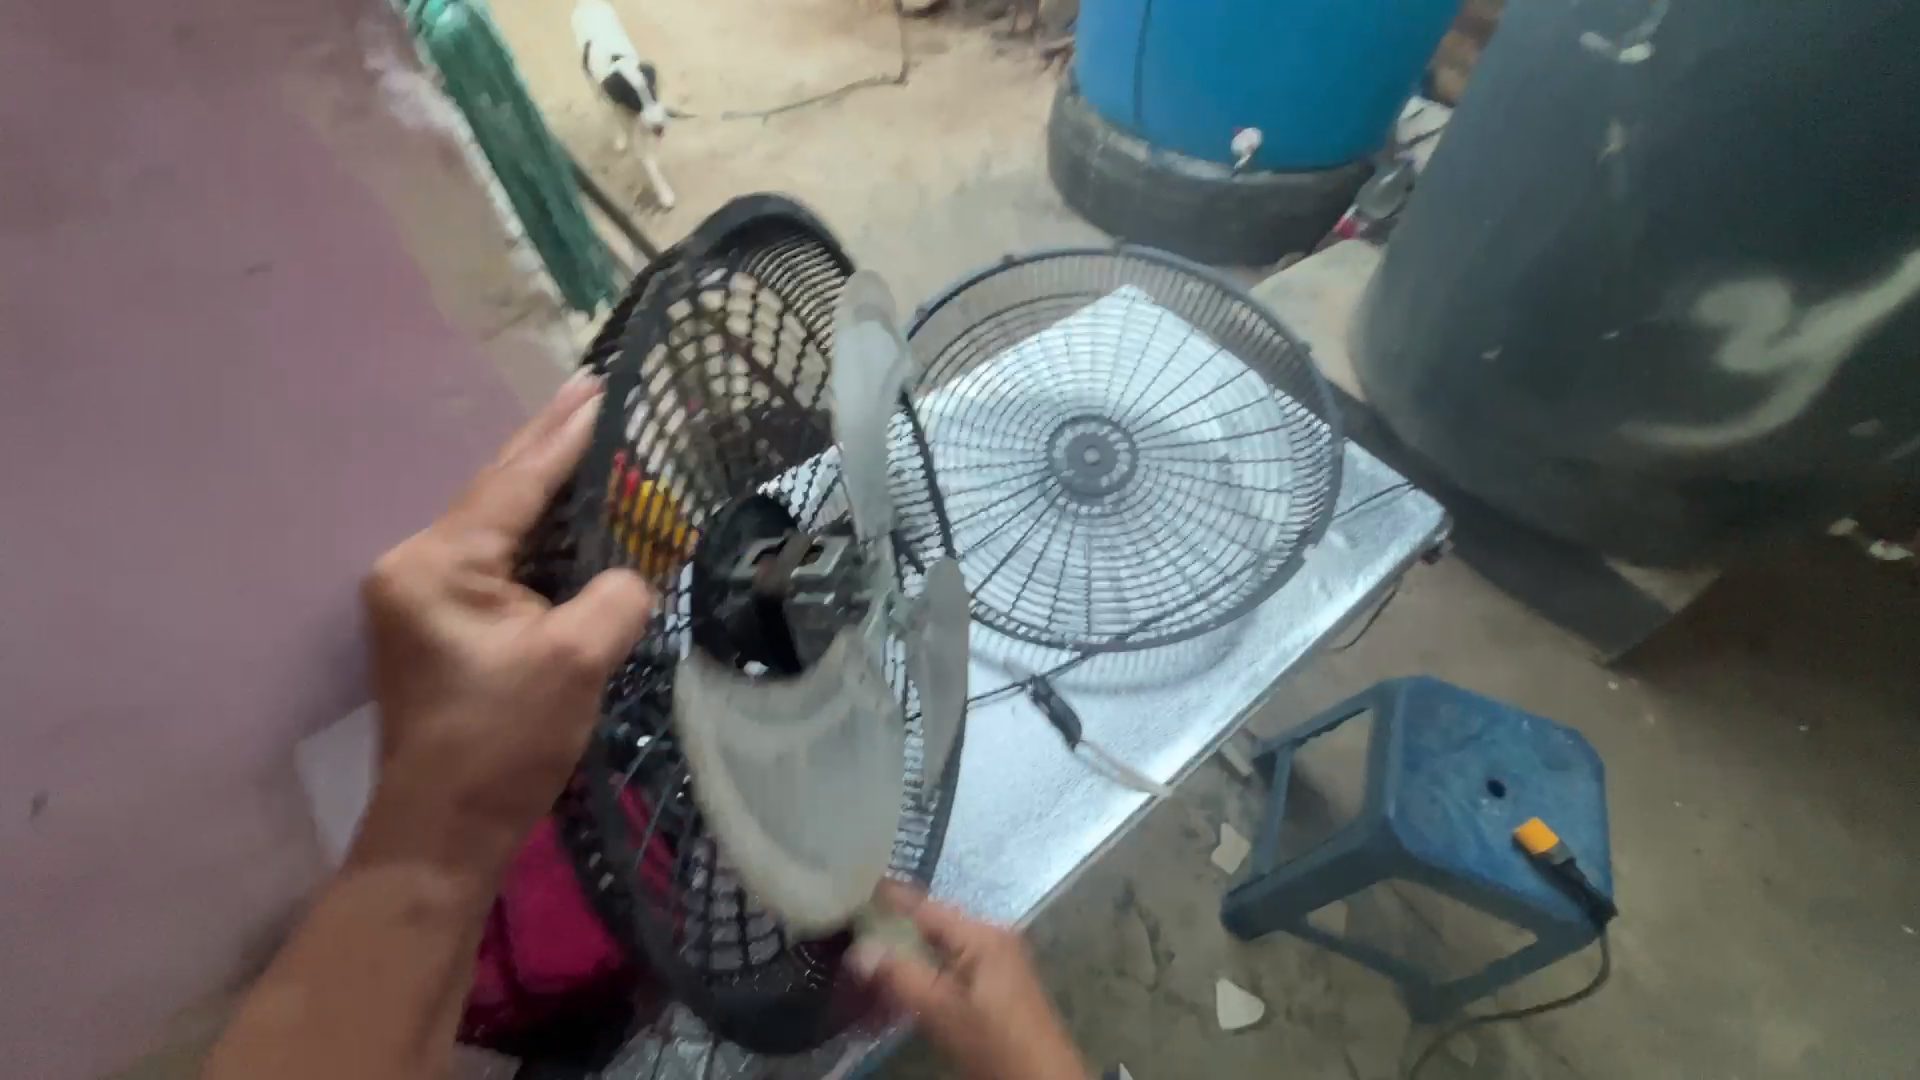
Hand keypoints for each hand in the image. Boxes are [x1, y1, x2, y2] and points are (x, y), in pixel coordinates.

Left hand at [356, 373, 654, 877]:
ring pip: (503, 521)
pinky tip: (573, 510)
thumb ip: (616, 594)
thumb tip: (626, 577)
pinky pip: (505, 556)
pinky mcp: (448, 620)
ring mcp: (428, 594)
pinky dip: (545, 529)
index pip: (515, 484)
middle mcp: (420, 565)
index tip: (600, 389)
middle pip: (498, 489)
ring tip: (589, 435)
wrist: (445, 829)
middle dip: (548, 441)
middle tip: (590, 389)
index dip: (565, 437)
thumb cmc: (505, 743)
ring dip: (548, 483)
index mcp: (440, 566)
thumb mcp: (577, 660)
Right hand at [850, 887, 1089, 1079]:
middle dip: (893, 935)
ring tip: (867, 969)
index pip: (927, 906)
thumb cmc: (996, 1043)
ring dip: (906, 962)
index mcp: (982, 933)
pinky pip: (951, 972)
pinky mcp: (996, 989)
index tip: (856, 886)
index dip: (891, 898)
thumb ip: (901, 977)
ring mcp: (996, 964)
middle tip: (853, 935)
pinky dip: (924, 979)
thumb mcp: (943, 1011)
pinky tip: (899, 994)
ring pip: (939, 953)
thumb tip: (859, 951)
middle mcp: (990, 938)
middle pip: (932, 928)